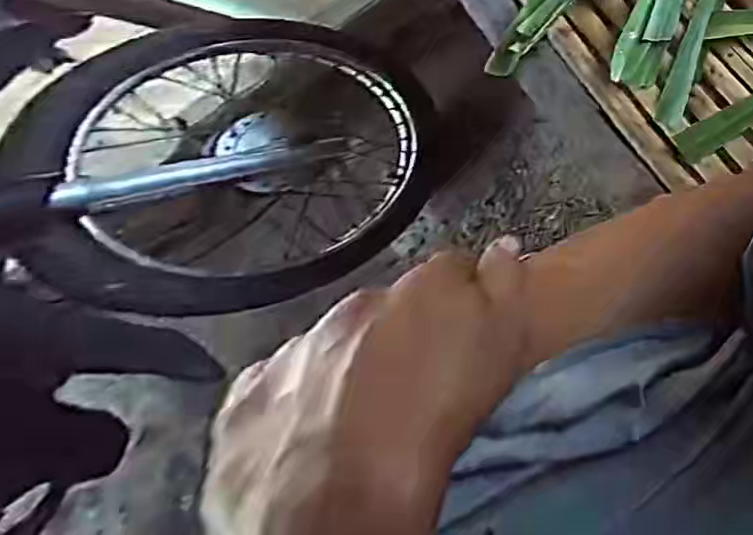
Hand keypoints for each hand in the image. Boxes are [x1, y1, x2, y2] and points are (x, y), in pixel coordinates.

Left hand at [202, 239, 531, 534]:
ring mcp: (296, 348)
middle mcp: (359, 303)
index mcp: (423, 284)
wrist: (346, 504)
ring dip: (351, 358)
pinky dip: (296, 394)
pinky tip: (315, 423)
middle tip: (420, 371)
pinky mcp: (245, 398)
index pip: (453, 268)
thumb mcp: (506, 340)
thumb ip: (508, 282)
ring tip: (367, 405)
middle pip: (391, 304)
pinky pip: (277, 382)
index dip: (465, 294)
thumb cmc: (439, 419)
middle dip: (405, 326)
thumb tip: (502, 248)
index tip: (469, 323)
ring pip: (334, 341)